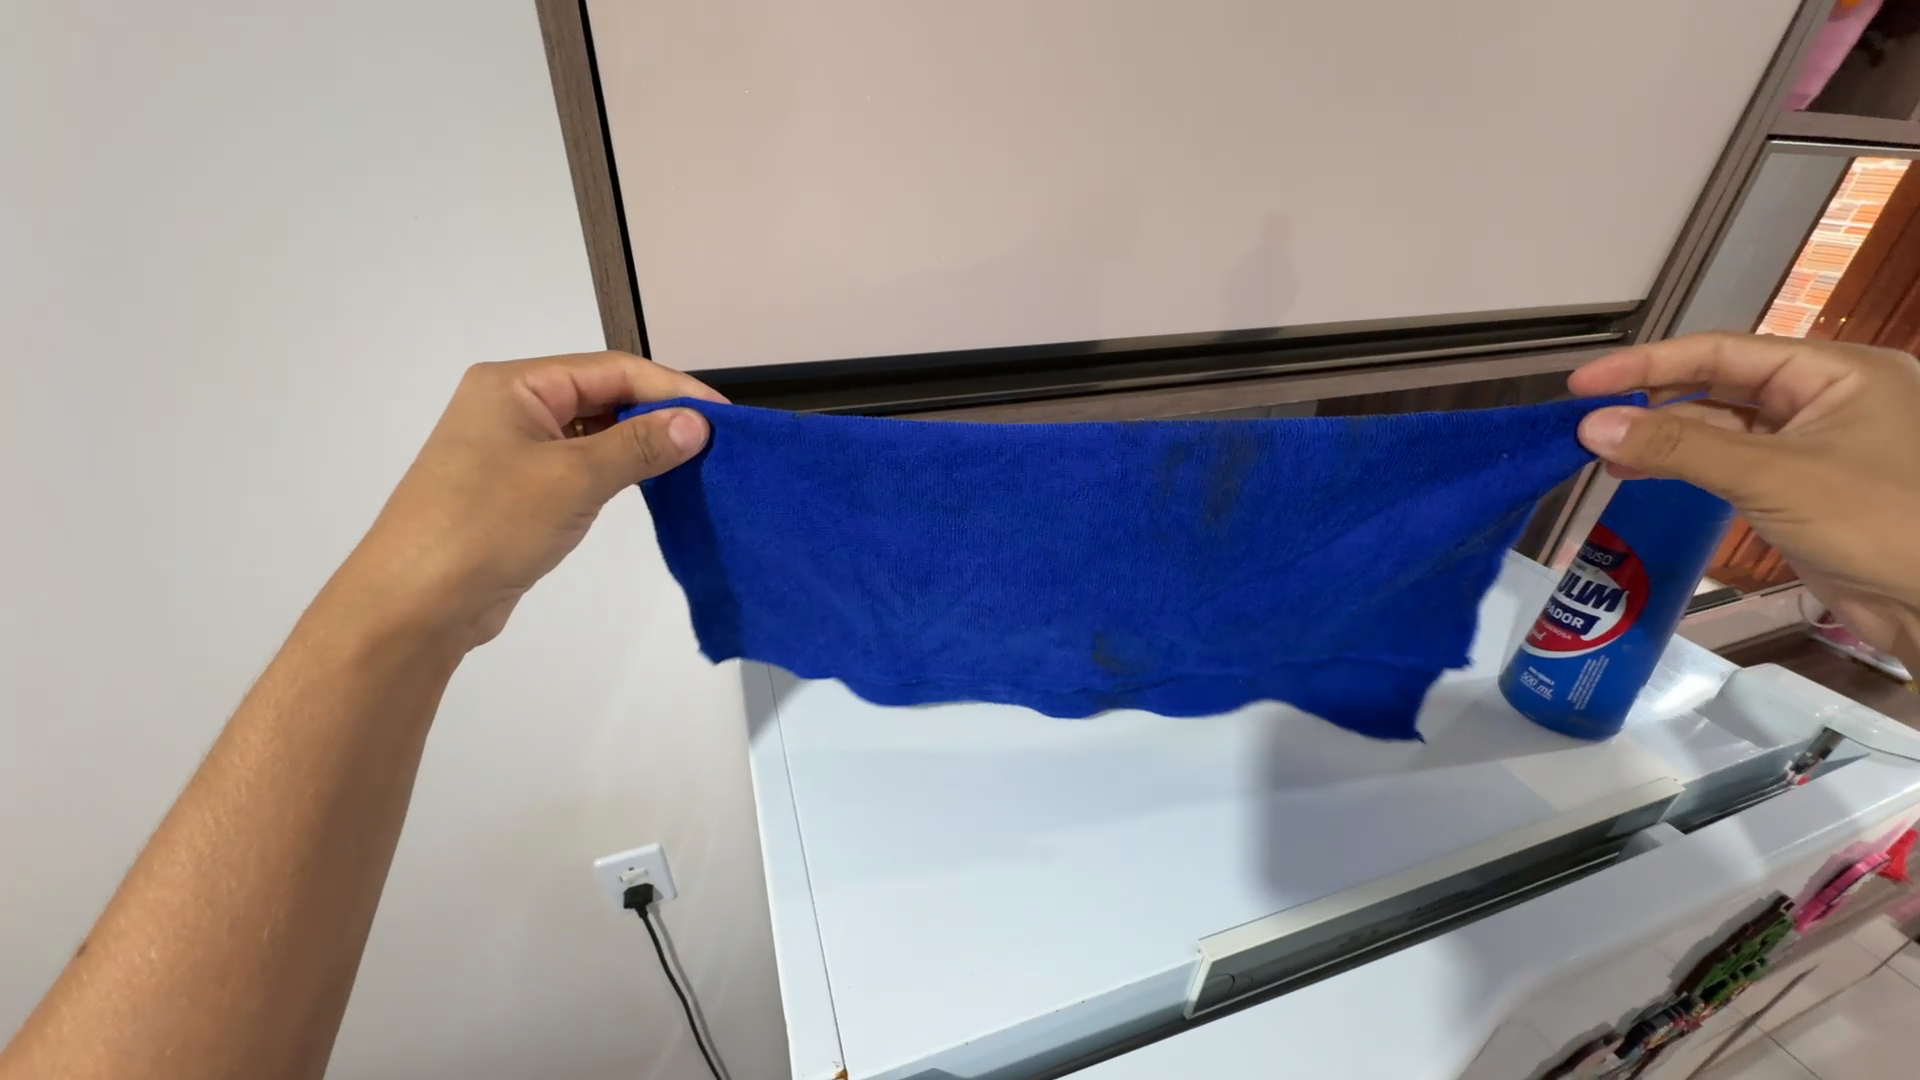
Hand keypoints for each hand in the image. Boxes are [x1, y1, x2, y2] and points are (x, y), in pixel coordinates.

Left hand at [328, 351, 725, 647]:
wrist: (417, 603)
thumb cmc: (489, 525)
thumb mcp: (573, 478)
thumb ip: (640, 445)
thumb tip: (700, 423)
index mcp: (516, 385)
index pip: (612, 369)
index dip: (672, 389)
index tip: (722, 416)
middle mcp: (514, 406)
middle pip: (604, 395)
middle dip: (660, 413)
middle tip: (714, 440)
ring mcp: (514, 448)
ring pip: (596, 431)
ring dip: (642, 442)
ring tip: (693, 460)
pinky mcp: (520, 487)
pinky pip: (583, 463)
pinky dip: (620, 469)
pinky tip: (651, 483)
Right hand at [1568, 333, 1919, 663]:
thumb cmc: (1882, 520)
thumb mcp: (1771, 476)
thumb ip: (1677, 446)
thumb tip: (1589, 425)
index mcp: (1838, 374)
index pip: (1721, 352)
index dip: (1645, 364)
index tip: (1580, 383)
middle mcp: (1825, 398)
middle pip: (1715, 383)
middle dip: (1647, 400)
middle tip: (1584, 418)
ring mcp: (1811, 442)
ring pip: (1714, 424)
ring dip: (1656, 435)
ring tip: (1598, 451)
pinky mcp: (1796, 483)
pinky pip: (1722, 459)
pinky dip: (1675, 463)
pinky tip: (1634, 472)